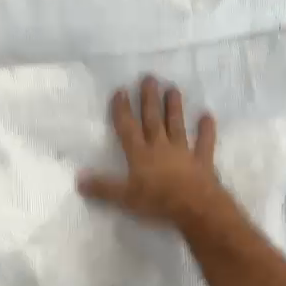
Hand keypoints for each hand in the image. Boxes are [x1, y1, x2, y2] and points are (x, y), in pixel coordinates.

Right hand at [79, 76, 231, 229]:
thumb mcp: (124, 198)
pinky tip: (207, 115)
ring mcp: (183, 152)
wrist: (195, 207)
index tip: (121, 90)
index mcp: (140, 154)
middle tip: (150, 78)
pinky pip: (204, 143)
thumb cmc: (157, 201)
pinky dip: (206, 130)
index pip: (128, 128)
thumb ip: (103, 188)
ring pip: (177, 125)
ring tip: (173, 88)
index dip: (123, 110)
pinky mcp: (202, 161)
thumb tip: (78, 179)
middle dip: (150, 99)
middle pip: (153, 120)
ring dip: (174, 107)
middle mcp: (160, 147)